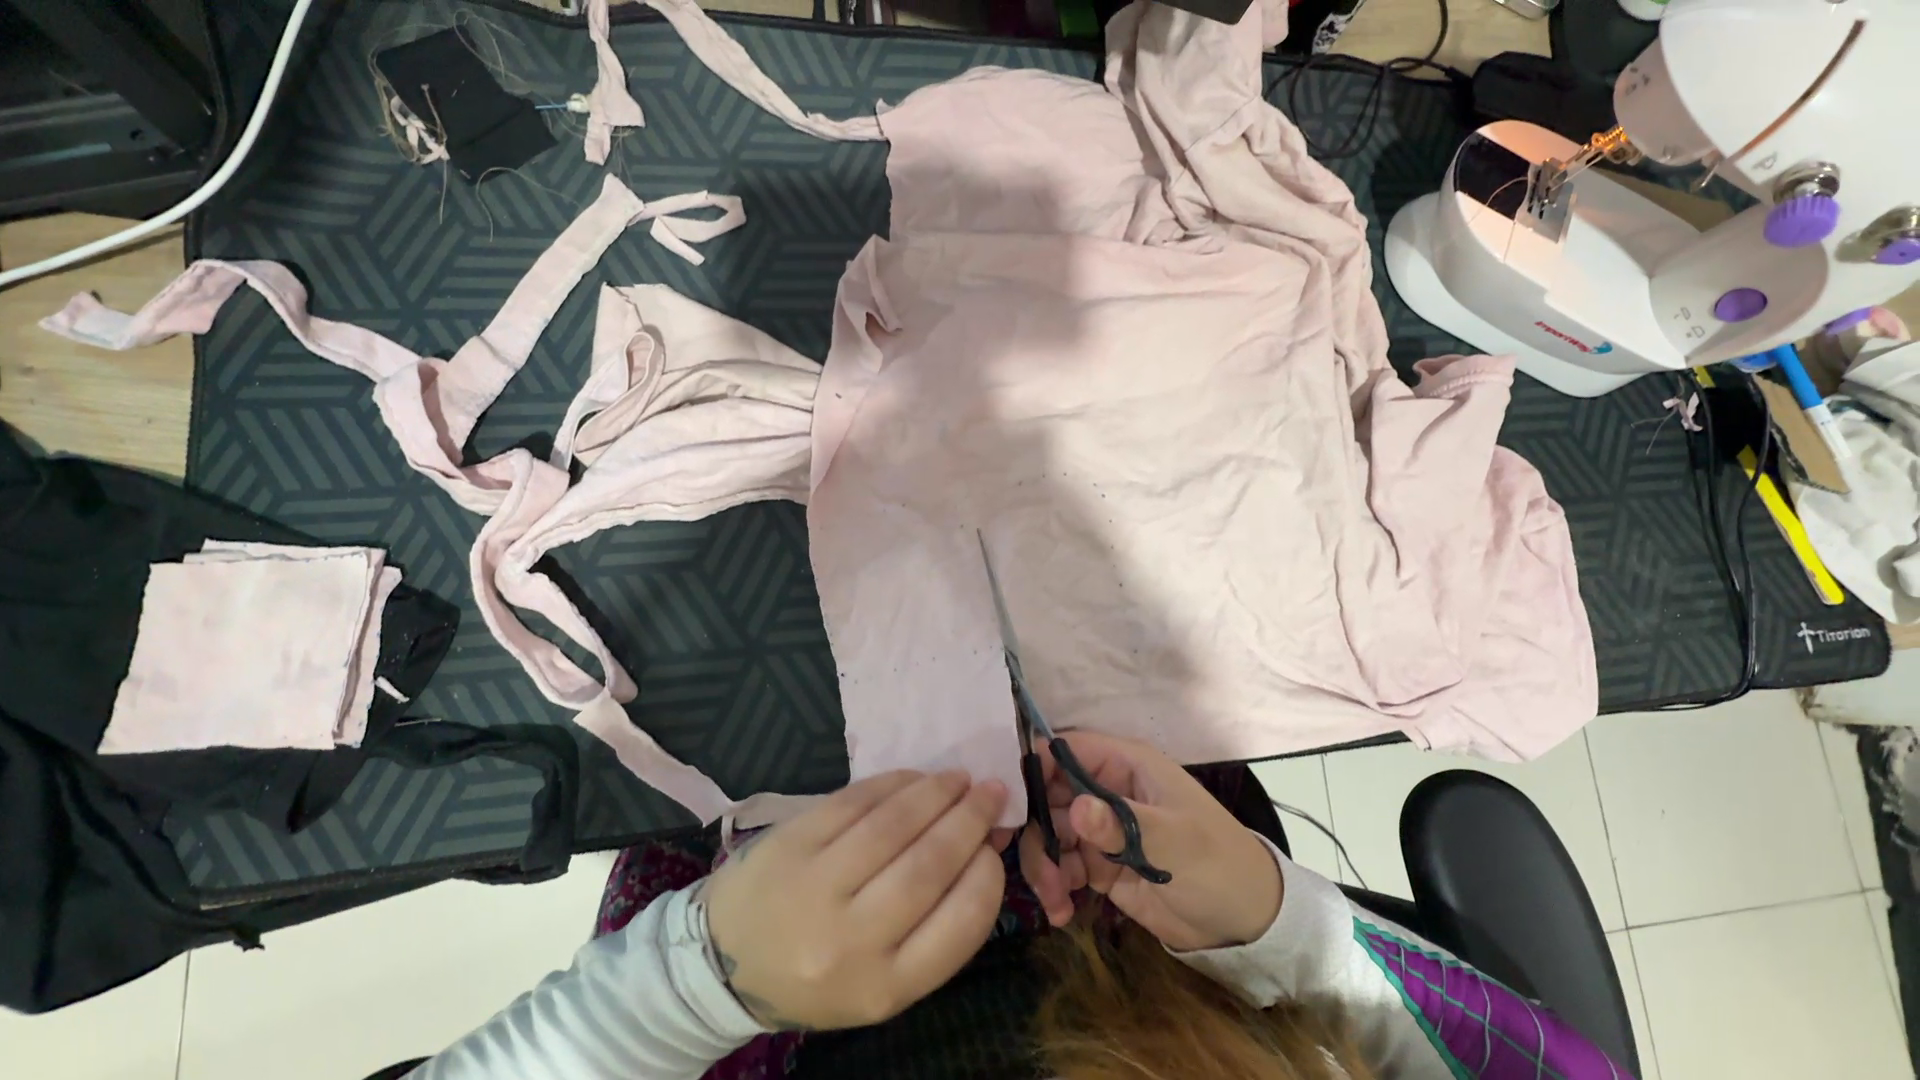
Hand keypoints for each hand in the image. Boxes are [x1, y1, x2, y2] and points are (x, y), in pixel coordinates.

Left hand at [703, 770, 1009, 1030]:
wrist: (722, 964)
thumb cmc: (817, 976)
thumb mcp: (883, 978)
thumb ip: (936, 923)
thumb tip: (983, 845)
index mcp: (885, 987)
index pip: (962, 921)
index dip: (988, 872)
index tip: (994, 844)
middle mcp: (852, 941)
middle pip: (930, 865)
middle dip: (969, 820)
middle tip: (991, 792)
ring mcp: (815, 888)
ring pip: (893, 826)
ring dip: (936, 793)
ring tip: (958, 778)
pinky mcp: (789, 845)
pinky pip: (853, 802)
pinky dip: (892, 783)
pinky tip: (913, 778)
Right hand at [1019, 731, 1281, 951]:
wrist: (1243, 923)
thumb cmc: (1218, 864)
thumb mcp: (1174, 841)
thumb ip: (1122, 825)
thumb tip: (1076, 807)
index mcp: (1126, 765)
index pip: (1065, 750)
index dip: (1034, 768)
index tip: (1011, 804)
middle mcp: (1106, 790)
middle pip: (1047, 794)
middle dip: (1036, 831)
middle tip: (1039, 870)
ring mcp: (1101, 829)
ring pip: (1049, 833)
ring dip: (1044, 865)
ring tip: (1056, 899)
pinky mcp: (1098, 864)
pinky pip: (1061, 867)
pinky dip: (1055, 888)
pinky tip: (1062, 913)